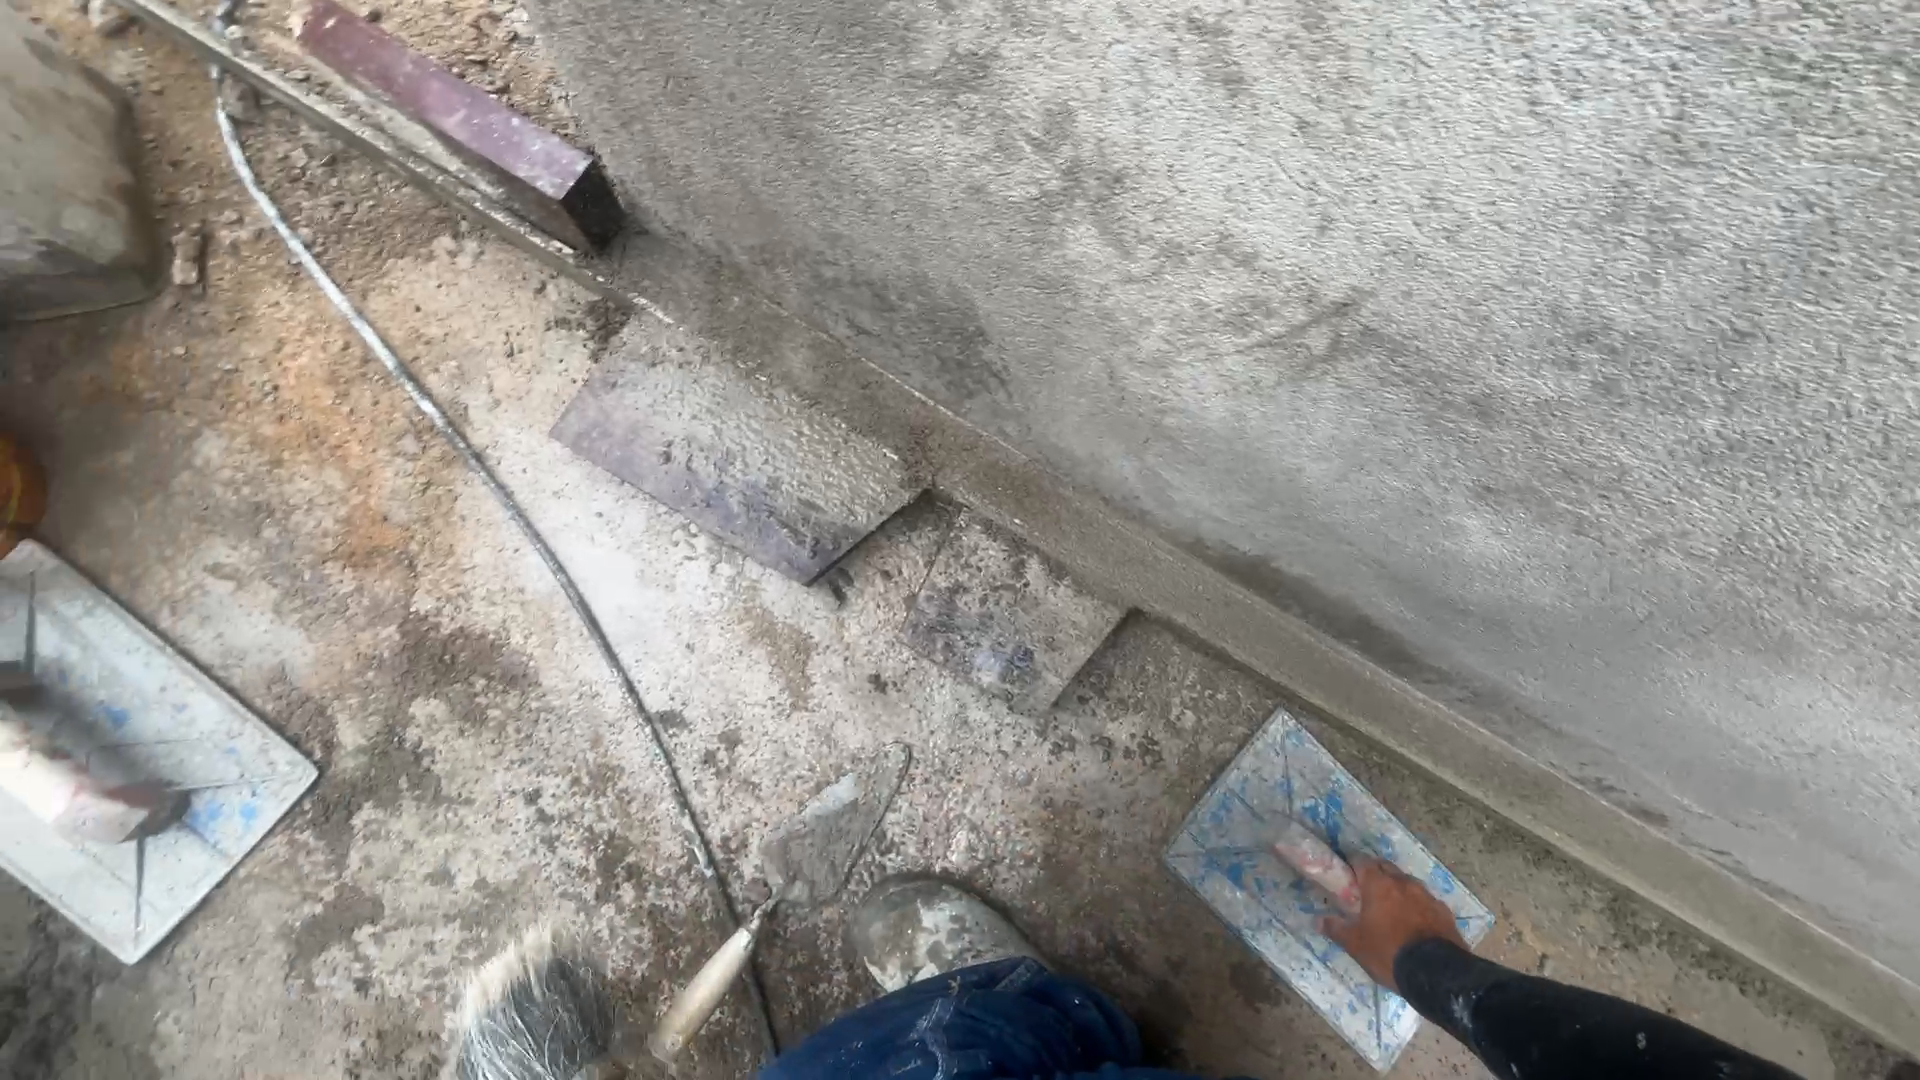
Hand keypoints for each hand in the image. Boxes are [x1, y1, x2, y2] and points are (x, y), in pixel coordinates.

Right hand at [1318, 856, 1465, 992]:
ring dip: (1398, 888)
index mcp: (1378, 885)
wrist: (1440, 977)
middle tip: (1367, 888)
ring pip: (1408, 882)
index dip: (1352, 863)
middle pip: (1386, 867)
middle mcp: (1403, 883)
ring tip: (1393, 906)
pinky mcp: (1446, 913)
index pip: (1362, 860)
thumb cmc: (1389, 953)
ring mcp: (1428, 897)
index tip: (1347, 871)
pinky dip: (1418, 905)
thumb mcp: (1356, 944)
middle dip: (1376, 872)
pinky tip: (1416, 921)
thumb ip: (1336, 928)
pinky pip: (1427, 901)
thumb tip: (1318, 920)